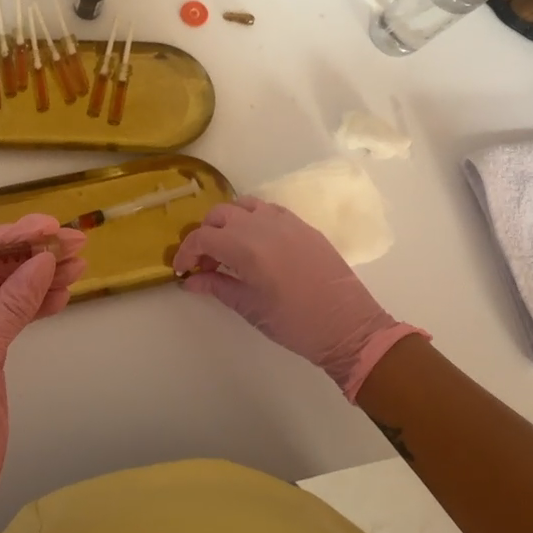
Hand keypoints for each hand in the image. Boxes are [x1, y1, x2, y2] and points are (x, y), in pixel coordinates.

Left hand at [0, 214, 87, 532]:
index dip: (9, 236)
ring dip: (40, 276)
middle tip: (77, 242)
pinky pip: (14, 315)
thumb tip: (45, 258)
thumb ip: (9, 302)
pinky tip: (63, 294)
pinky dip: (38, 303)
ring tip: (81, 265)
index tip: (50, 227)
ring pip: (6, 290)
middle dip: (30, 254)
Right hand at [173, 196, 425, 399]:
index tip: (182, 269)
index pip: (202, 237)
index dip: (186, 252)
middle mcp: (263, 226)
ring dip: (228, 223)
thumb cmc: (296, 324)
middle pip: (219, 215)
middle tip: (207, 263)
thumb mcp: (250, 309)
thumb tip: (190, 281)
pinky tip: (256, 244)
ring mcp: (285, 222)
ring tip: (230, 249)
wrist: (349, 327)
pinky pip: (268, 210)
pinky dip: (253, 219)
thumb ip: (217, 287)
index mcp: (247, 249)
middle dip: (205, 235)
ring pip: (243, 206)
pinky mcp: (303, 225)